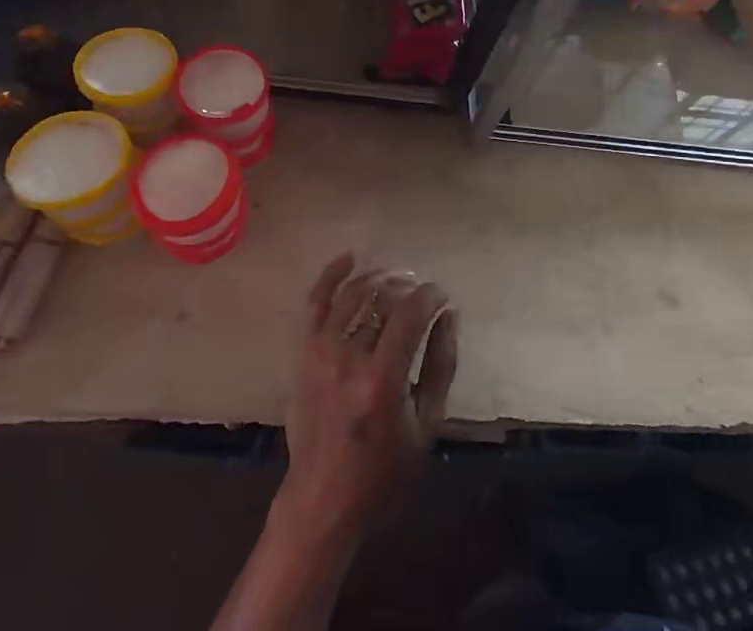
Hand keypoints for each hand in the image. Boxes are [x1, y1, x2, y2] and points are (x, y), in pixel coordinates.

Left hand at [208, 255, 458, 630]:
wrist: (323, 495)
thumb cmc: (384, 470)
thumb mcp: (426, 425)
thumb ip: (440, 366)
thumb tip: (449, 316)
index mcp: (382, 378)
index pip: (409, 314)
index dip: (430, 296)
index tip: (443, 295)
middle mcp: (348, 356)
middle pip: (380, 300)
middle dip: (407, 285)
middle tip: (423, 288)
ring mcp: (320, 350)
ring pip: (350, 294)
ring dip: (377, 278)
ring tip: (398, 276)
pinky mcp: (304, 351)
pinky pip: (315, 302)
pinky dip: (331, 276)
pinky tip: (349, 258)